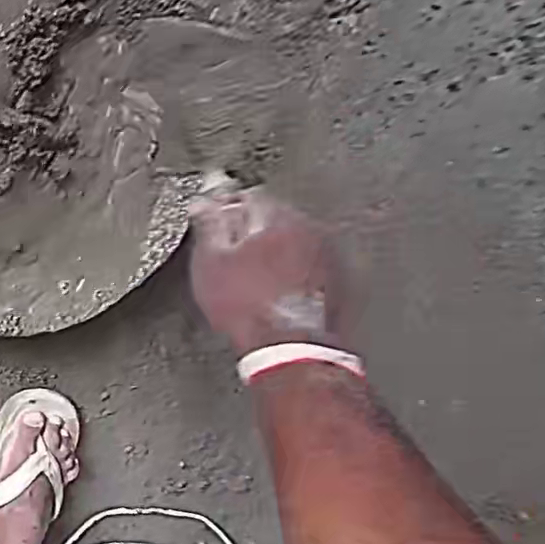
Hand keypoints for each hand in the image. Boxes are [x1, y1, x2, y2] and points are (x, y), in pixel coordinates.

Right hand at [188, 186, 345, 355]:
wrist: (289, 348)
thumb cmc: (246, 304)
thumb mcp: (210, 262)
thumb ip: (208, 226)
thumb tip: (204, 203)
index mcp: (279, 218)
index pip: (249, 196)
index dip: (224, 207)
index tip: (210, 221)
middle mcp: (312, 230)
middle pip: (276, 216)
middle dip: (251, 228)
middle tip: (227, 251)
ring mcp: (331, 256)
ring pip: (295, 240)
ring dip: (274, 250)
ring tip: (249, 275)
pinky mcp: (341, 281)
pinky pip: (309, 264)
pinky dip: (292, 270)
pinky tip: (273, 290)